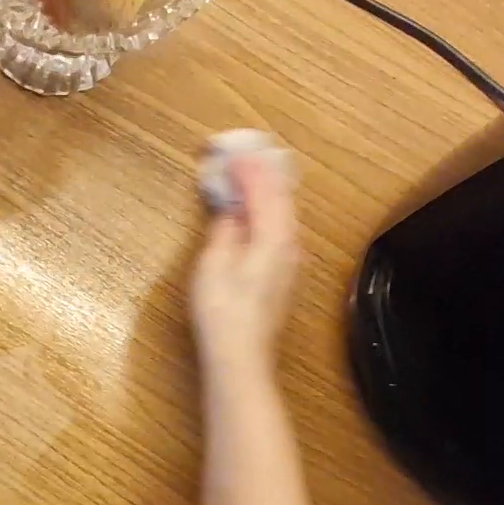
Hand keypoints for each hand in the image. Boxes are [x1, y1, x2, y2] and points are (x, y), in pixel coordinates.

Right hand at [191, 152, 300, 370]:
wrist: (240, 356)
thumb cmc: (222, 311)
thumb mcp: (214, 264)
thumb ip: (225, 231)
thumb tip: (231, 210)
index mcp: (274, 236)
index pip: (264, 189)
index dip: (248, 167)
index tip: (231, 149)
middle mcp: (289, 244)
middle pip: (281, 198)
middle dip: (262, 173)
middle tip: (243, 154)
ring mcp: (288, 261)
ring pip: (282, 213)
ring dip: (265, 191)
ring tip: (248, 175)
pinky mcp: (280, 275)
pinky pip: (277, 229)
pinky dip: (266, 211)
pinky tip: (253, 212)